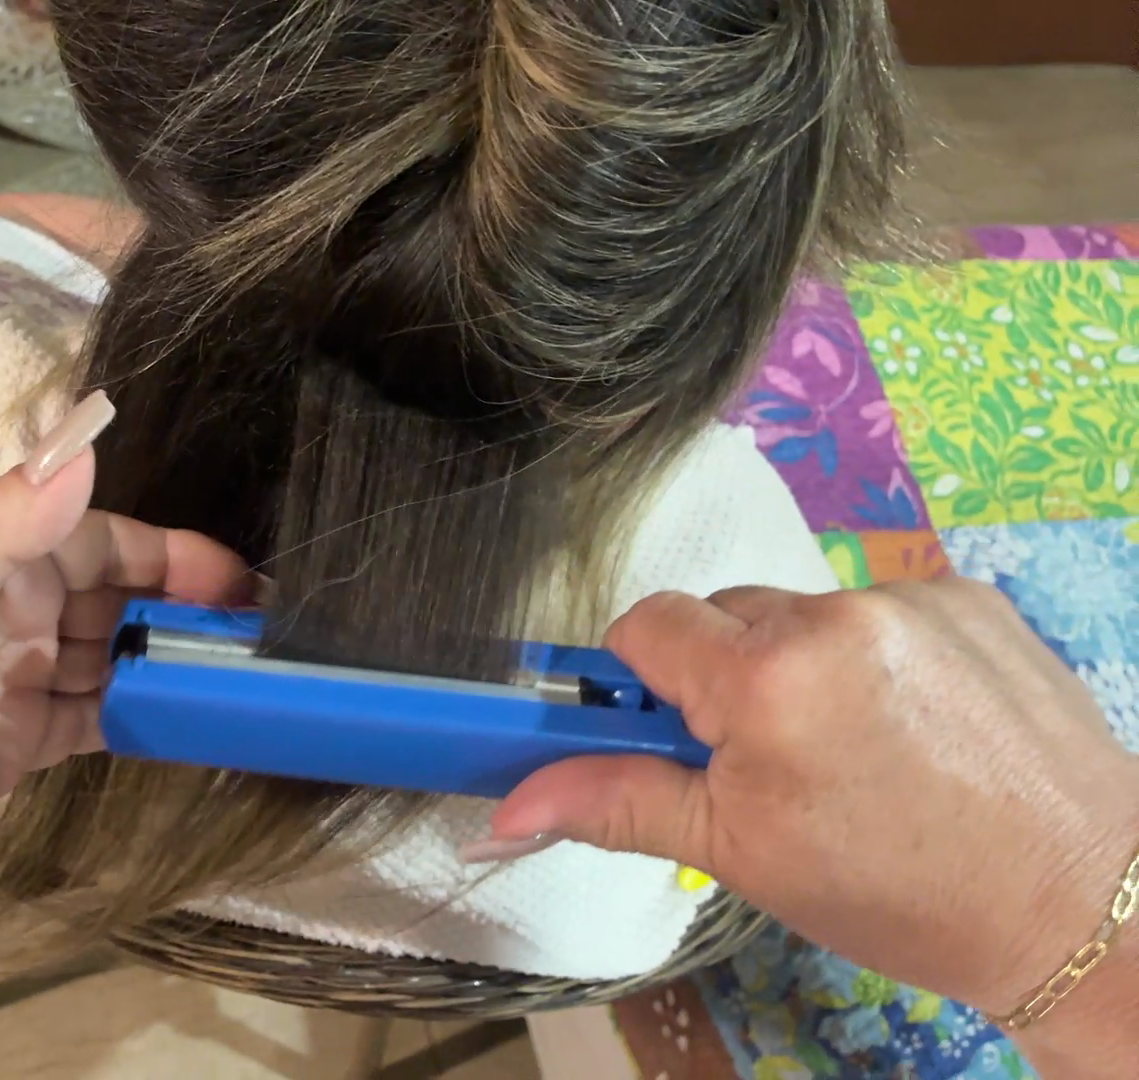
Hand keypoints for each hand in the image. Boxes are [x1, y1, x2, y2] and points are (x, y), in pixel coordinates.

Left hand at [0, 396, 251, 894]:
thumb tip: (86, 449)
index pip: (102, 541)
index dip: (170, 555)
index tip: (237, 582)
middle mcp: (15, 608)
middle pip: (118, 597)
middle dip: (181, 611)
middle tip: (254, 639)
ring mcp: (20, 676)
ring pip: (113, 656)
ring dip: (166, 663)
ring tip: (235, 681)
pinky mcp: (21, 739)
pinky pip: (96, 715)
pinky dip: (137, 716)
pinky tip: (183, 723)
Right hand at [488, 578, 1138, 1015]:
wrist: (1108, 916)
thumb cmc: (893, 889)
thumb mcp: (729, 851)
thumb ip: (605, 804)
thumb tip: (500, 816)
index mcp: (764, 676)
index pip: (643, 624)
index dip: (642, 675)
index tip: (675, 727)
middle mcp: (832, 613)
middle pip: (713, 613)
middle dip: (712, 671)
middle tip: (757, 748)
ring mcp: (909, 598)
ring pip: (784, 609)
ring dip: (783, 661)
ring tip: (840, 736)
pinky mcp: (968, 597)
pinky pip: (861, 605)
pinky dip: (857, 651)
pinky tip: (903, 713)